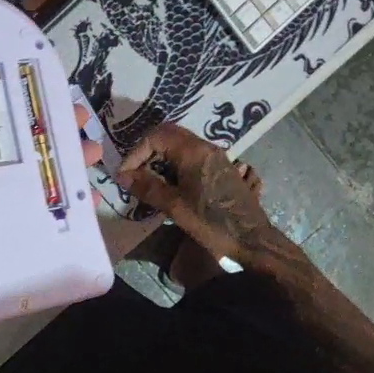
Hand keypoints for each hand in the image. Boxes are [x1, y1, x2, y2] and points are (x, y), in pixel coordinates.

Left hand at [0, 106, 104, 302]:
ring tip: (89, 152)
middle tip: (74, 115)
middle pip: (19, 147)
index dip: (4, 105)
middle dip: (51, 126)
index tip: (28, 86)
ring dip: (69, 161)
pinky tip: (89, 201)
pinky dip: (72, 209)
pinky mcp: (13, 244)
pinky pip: (47, 221)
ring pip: (40, 178)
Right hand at [116, 122, 275, 263]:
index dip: (136, 152)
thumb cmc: (212, 222)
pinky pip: (191, 155)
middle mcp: (205, 147)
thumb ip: (148, 187)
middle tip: (134, 172)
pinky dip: (174, 162)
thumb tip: (122, 176)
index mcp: (194, 152)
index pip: (156, 137)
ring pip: (180, 144)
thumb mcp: (175, 207)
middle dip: (147, 150)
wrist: (251, 237)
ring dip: (160, 156)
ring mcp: (215, 156)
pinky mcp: (219, 167)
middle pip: (168, 134)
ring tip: (148, 179)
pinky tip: (168, 184)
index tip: (126, 174)